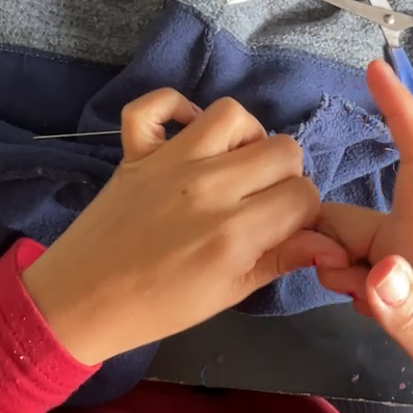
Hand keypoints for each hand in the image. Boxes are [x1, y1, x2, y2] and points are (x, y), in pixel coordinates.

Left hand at [23, 90, 350, 365]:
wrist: (82, 301)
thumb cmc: (159, 307)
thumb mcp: (230, 293)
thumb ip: (281, 259)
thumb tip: (330, 243)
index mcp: (235, 230)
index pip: (303, 194)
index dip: (302, 212)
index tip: (282, 226)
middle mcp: (208, 186)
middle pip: (282, 149)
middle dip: (284, 175)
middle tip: (261, 200)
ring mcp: (169, 161)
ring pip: (232, 114)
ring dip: (244, 137)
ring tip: (233, 165)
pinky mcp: (136, 150)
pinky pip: (154, 105)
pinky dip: (174, 106)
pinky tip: (187, 133)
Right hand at [317, 61, 412, 412]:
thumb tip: (370, 269)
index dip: (400, 113)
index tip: (376, 68)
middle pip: (353, 214)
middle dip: (318, 228)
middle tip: (299, 268)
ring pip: (351, 243)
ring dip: (326, 256)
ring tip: (320, 289)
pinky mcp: (410, 299)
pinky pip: (359, 268)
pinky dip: (338, 274)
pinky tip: (339, 296)